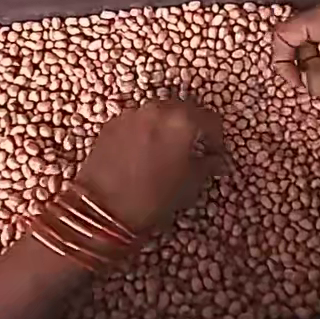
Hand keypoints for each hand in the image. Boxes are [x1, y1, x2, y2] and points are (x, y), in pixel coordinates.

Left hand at [75, 100, 225, 234]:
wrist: (103, 208)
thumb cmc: (153, 198)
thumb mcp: (189, 185)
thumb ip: (206, 165)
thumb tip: (215, 159)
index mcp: (182, 121)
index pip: (210, 119)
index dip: (216, 137)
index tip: (215, 152)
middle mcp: (157, 110)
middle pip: (183, 110)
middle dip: (191, 126)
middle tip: (193, 148)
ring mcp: (131, 114)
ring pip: (158, 113)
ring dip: (166, 126)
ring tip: (166, 150)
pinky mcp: (112, 124)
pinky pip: (136, 121)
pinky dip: (144, 131)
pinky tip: (142, 152)